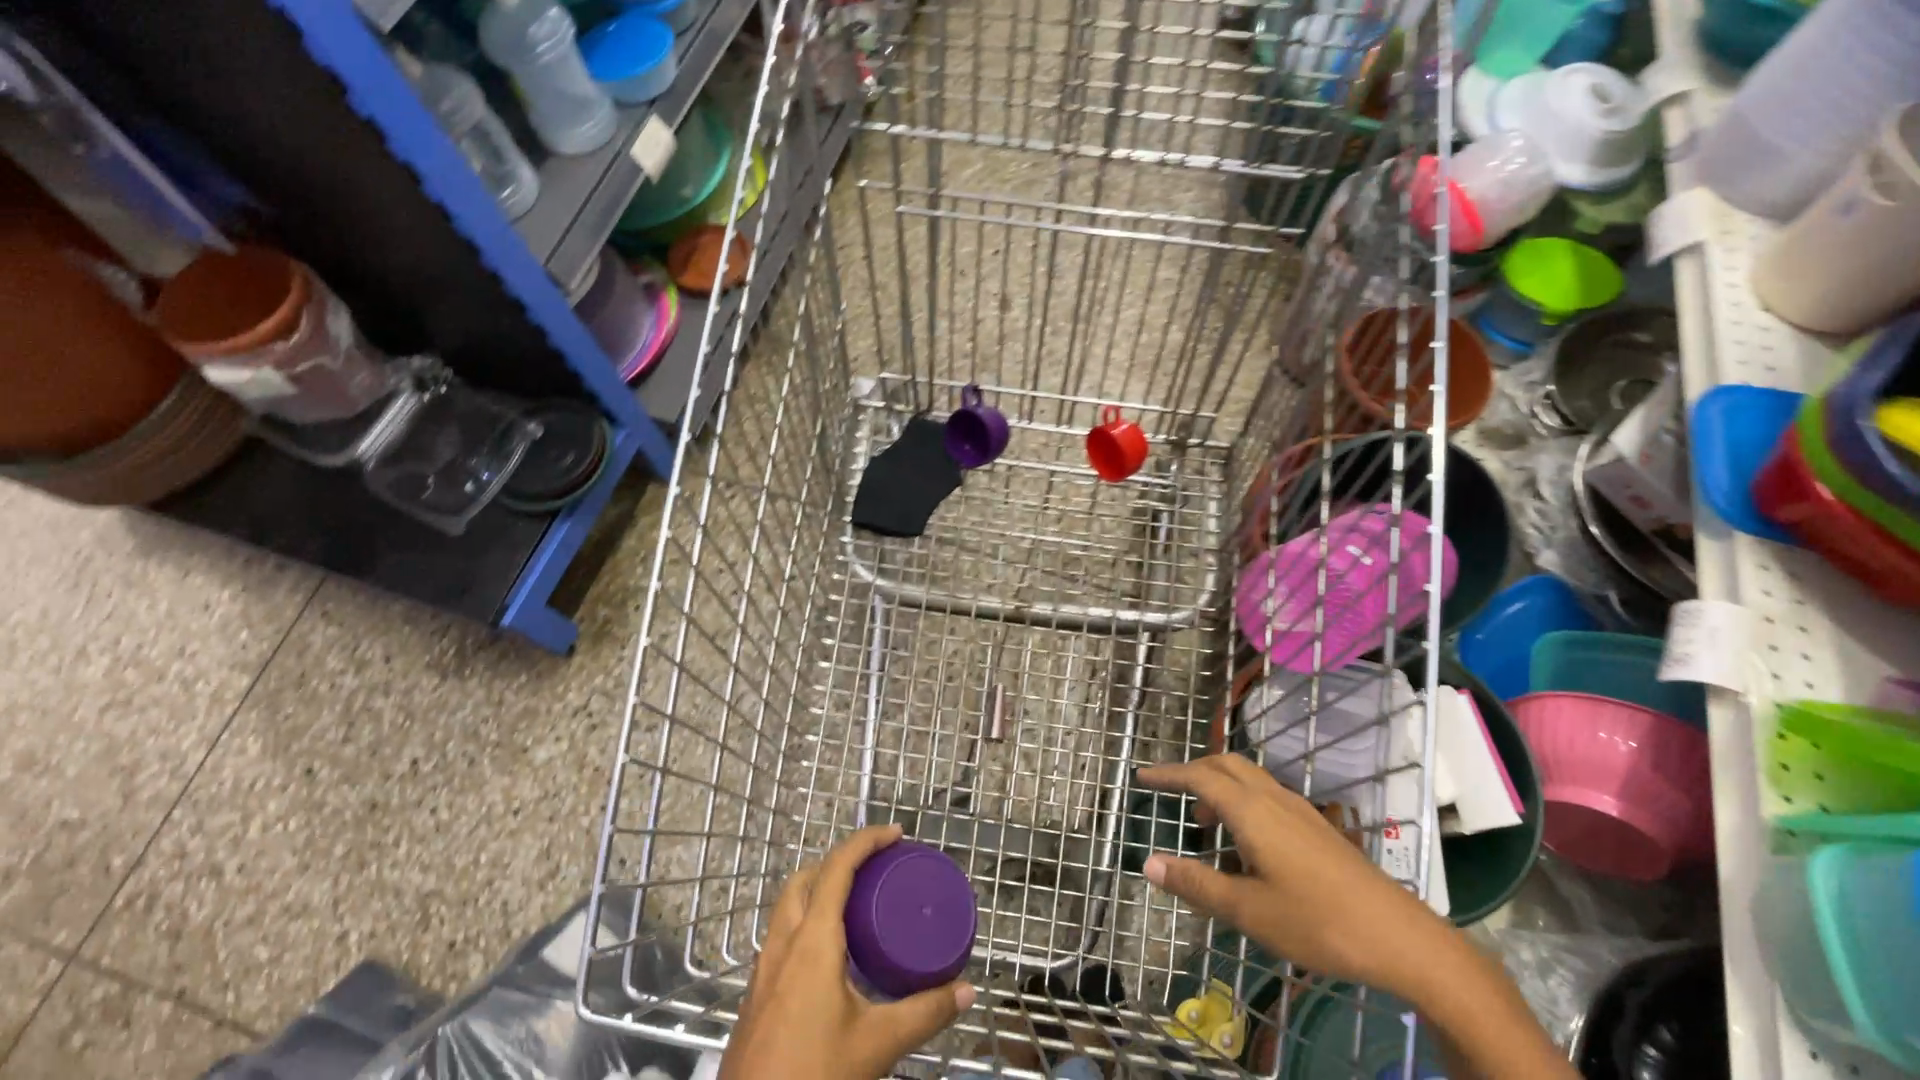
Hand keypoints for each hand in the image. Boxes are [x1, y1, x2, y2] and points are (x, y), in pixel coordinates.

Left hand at [722, 825, 976, 1079]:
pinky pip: (781, 937)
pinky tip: (831, 956)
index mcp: (811, 942)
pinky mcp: (757, 994)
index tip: (895, 834)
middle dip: (838, 861)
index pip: (836, 869)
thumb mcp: (878, 1043)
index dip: (865, 842)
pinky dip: (806, 922)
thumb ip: (925, 1013)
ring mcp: (763, 970)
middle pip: (803, 879)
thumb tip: (966, 989)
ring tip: (856, 904)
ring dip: (817, 890)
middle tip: (875, 868)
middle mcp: (782, 945)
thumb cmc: (815, 1073)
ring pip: (786, 908)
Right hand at [1136, 754, 1456, 1001]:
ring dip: (1220, 789)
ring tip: (1202, 825)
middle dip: (1194, 771)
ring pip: (1251, 781)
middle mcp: (1276, 800)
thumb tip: (1149, 862)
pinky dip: (1243, 804)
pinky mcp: (1318, 830)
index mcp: (1253, 813)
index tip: (1142, 777)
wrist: (1398, 936)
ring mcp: (1302, 813)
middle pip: (1227, 766)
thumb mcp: (1246, 909)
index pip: (1201, 777)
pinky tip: (1244, 844)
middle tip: (1169, 792)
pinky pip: (1268, 798)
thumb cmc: (1316, 922)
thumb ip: (1196, 883)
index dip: (1169, 774)